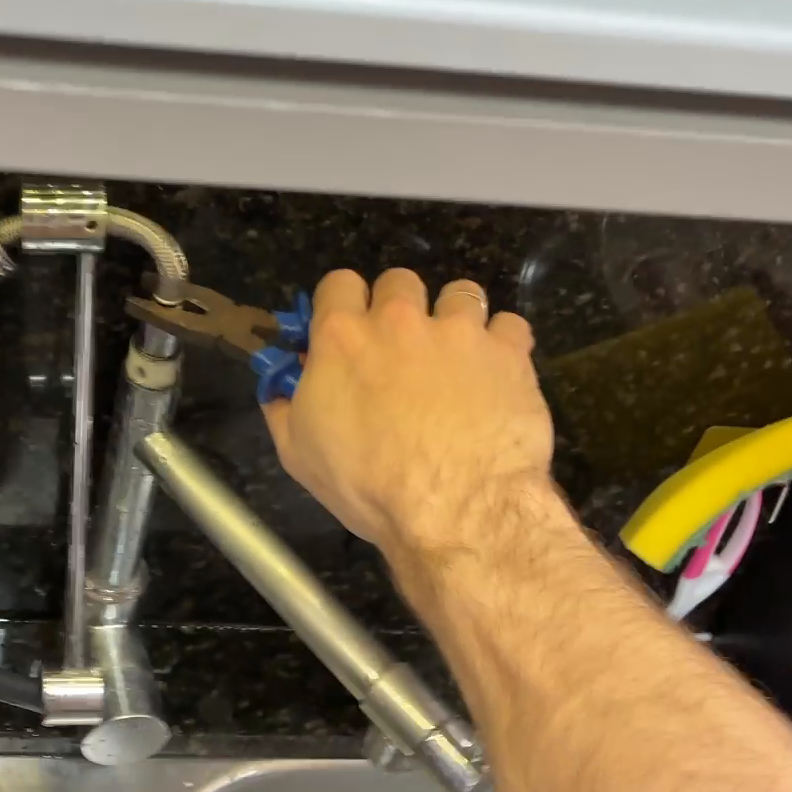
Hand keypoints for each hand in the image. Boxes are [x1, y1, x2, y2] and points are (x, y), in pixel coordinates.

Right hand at [262, 269, 555, 555]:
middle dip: (398, 304)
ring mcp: (458, 332)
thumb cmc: (366, 484)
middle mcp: (398, 320)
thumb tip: (280, 388)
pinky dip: (504, 343)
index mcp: (341, 337)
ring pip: (460, 292)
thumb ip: (284, 408)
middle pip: (398, 280)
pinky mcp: (508, 354)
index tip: (346, 328)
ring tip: (457, 352)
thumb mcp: (298, 453)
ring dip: (454, 315)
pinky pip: (511, 325)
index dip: (341, 302)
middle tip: (401, 345)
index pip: (338, 283)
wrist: (455, 511)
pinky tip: (497, 371)